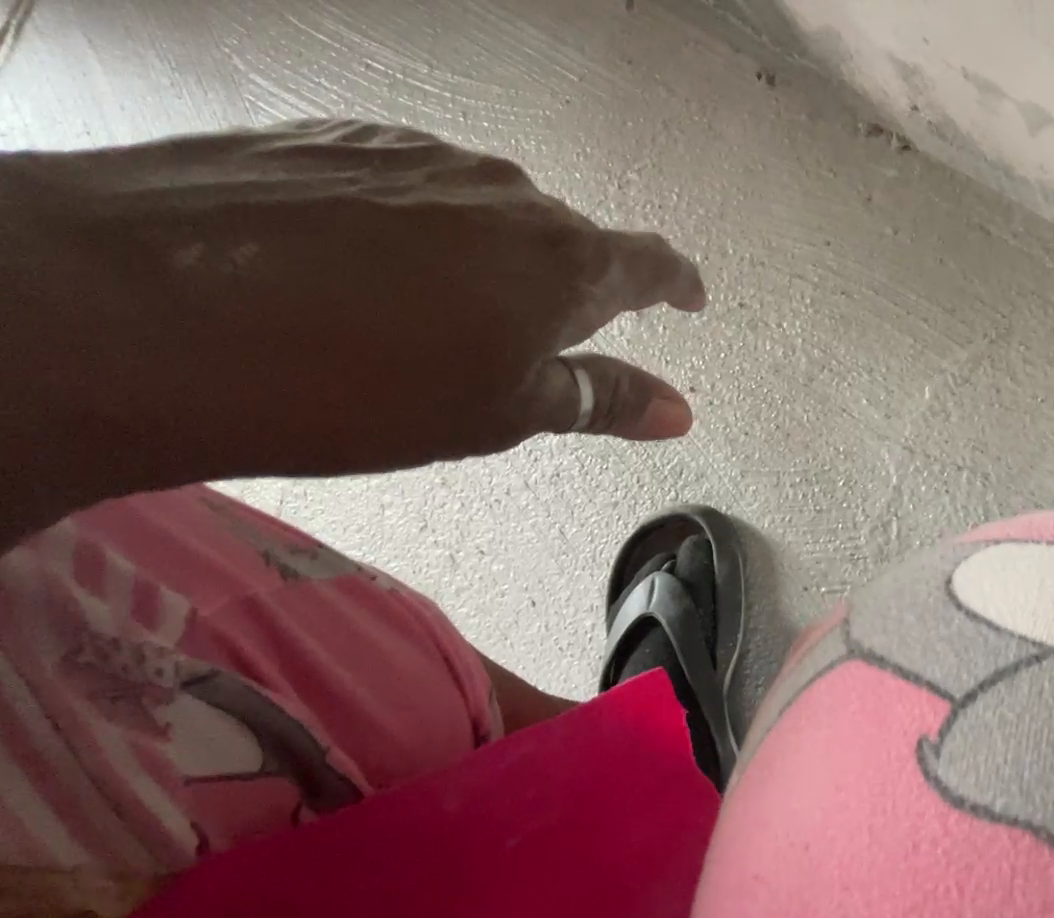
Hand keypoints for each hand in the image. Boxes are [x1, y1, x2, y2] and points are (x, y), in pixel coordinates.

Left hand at [0, 119, 705, 528]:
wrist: (135, 315)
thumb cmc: (363, 390)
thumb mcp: (501, 414)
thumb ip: (599, 399)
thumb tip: (679, 410)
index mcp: (561, 262)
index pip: (650, 264)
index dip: (678, 283)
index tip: (690, 300)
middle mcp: (506, 191)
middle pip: (566, 238)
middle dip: (572, 286)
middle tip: (542, 341)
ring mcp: (416, 156)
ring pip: (488, 210)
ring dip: (494, 258)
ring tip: (448, 314)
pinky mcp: (330, 140)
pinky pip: (414, 188)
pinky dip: (423, 230)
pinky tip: (372, 269)